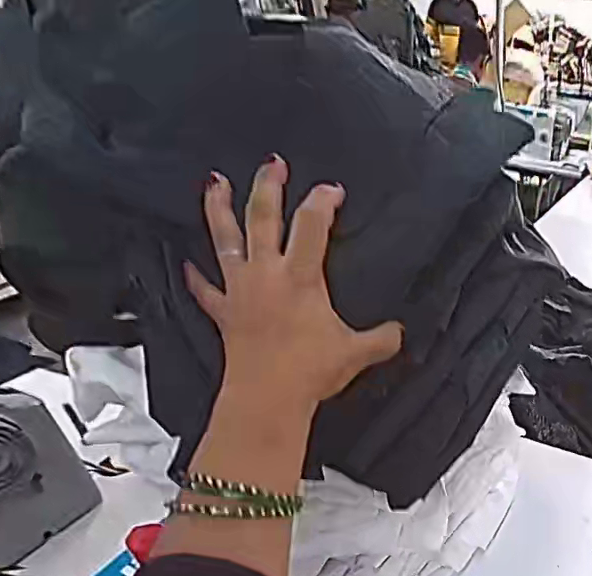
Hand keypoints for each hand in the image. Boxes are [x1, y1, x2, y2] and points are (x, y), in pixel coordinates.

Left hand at [183, 158, 403, 425]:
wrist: (269, 395)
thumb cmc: (311, 371)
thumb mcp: (357, 353)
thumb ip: (382, 339)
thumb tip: (400, 332)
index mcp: (301, 277)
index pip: (313, 224)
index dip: (324, 200)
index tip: (333, 190)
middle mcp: (267, 273)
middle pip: (263, 216)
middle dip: (268, 185)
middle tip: (273, 164)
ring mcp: (241, 290)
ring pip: (225, 238)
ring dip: (219, 207)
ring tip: (214, 182)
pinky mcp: (226, 313)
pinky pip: (207, 291)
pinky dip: (198, 278)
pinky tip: (191, 267)